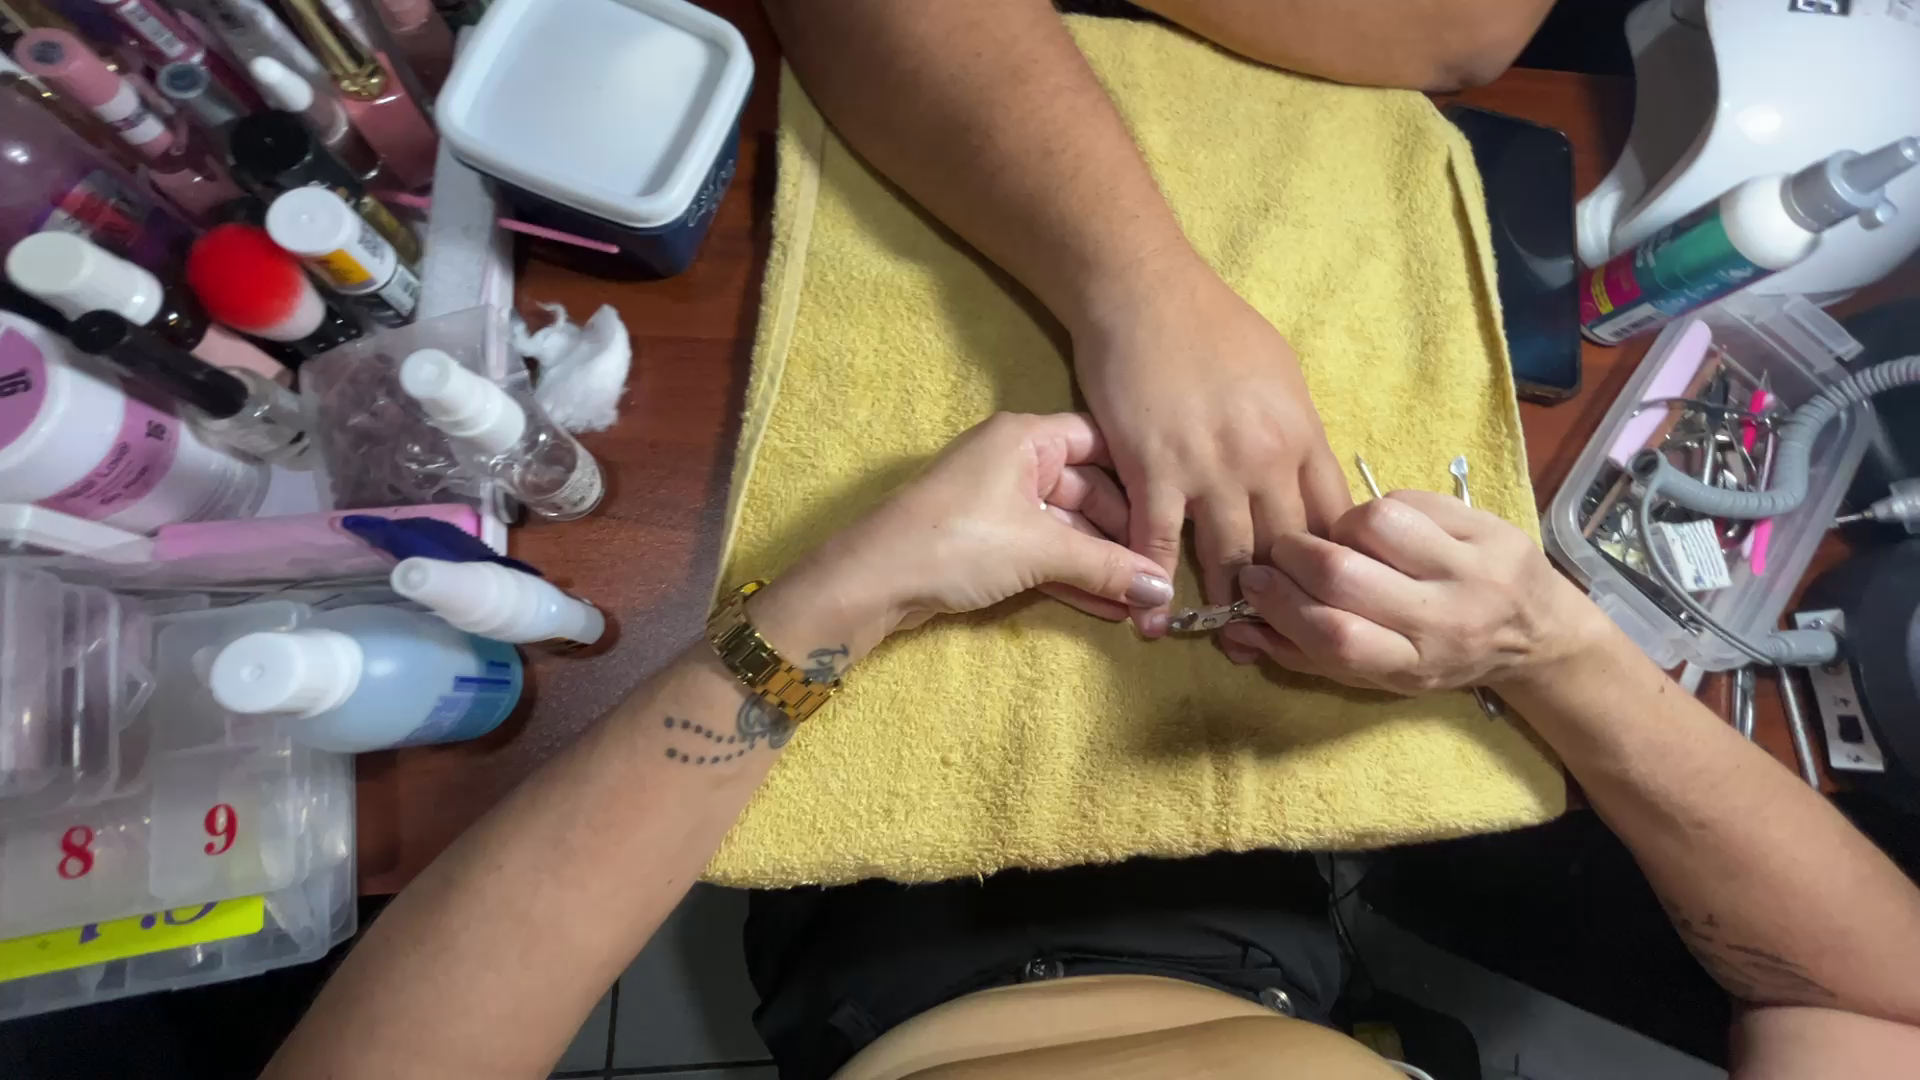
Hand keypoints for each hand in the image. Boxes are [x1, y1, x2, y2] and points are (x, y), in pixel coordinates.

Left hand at [759, 412, 1174, 656]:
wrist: (875, 581)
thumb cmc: (960, 541)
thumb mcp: (1039, 549)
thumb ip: (1105, 567)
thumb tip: (1162, 594)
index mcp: (1026, 438)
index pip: (1099, 444)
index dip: (1138, 477)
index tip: (1176, 511)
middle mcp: (1016, 462)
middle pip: (1088, 494)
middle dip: (1122, 541)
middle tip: (1160, 580)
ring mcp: (1001, 503)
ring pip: (1067, 530)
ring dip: (1101, 567)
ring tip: (1142, 606)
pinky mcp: (990, 541)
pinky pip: (1044, 553)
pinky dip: (1072, 578)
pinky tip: (1109, 609)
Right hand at [1072, 269, 1351, 646]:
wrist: (1146, 295)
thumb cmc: (1211, 324)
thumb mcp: (1278, 371)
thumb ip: (1292, 428)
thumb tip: (1297, 467)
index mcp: (1300, 434)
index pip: (1330, 519)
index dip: (1330, 565)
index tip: (1322, 594)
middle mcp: (1263, 462)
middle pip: (1286, 548)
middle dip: (1286, 595)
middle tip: (1279, 633)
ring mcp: (1208, 470)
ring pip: (1228, 556)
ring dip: (1228, 601)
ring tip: (1228, 638)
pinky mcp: (1152, 471)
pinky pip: (1157, 540)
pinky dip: (1154, 582)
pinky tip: (1151, 616)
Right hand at [1220, 491, 1606, 693]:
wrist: (1538, 633)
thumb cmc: (1437, 658)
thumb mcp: (1371, 674)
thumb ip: (1299, 651)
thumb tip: (1233, 627)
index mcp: (1411, 665)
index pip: (1334, 636)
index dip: (1280, 605)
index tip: (1251, 584)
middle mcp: (1446, 620)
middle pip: (1344, 575)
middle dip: (1293, 555)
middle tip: (1282, 553)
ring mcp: (1474, 569)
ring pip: (1374, 525)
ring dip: (1338, 528)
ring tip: (1340, 541)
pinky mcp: (1488, 526)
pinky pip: (1404, 499)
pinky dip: (1373, 511)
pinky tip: (1380, 530)